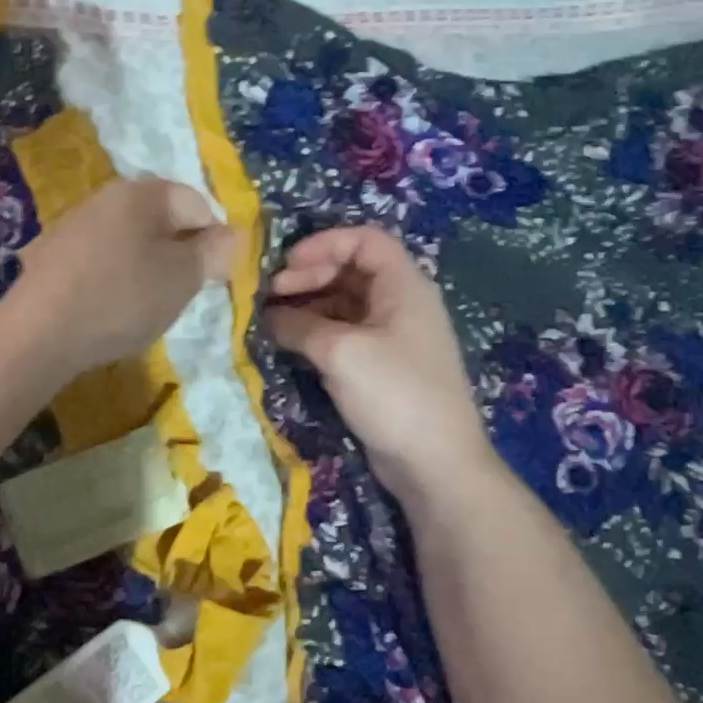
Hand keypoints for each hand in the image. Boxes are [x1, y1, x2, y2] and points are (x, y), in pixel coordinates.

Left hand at [8, 177, 238, 374]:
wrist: (38, 334)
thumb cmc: (121, 299)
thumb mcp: (182, 278)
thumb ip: (212, 253)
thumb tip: (231, 234)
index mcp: (140, 192)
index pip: (197, 204)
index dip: (212, 241)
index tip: (210, 279)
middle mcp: (102, 198)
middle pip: (158, 222)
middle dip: (175, 255)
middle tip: (176, 295)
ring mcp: (70, 227)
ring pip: (126, 243)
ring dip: (142, 271)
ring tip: (140, 308)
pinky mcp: (48, 259)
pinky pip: (96, 264)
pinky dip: (109, 283)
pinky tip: (105, 312)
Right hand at [264, 226, 492, 493]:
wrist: (434, 461)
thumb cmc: (395, 394)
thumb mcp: (340, 352)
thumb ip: (298, 325)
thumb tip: (267, 315)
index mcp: (404, 286)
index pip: (364, 240)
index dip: (323, 244)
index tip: (284, 266)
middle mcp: (400, 303)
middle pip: (350, 270)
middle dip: (307, 276)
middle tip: (268, 296)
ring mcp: (390, 336)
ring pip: (343, 304)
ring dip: (306, 306)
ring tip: (270, 321)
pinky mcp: (379, 366)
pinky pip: (342, 334)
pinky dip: (314, 333)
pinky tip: (288, 344)